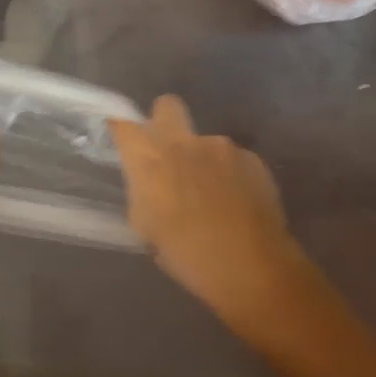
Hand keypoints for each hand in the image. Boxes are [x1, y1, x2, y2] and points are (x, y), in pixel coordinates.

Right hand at [109, 95, 309, 319]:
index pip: (122, 125)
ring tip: (215, 197)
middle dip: (165, 121)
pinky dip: (231, 176)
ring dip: (204, 161)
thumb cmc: (187, 255)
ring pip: (205, 142)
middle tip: (170, 154)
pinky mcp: (252, 159)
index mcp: (148, 157)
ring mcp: (220, 146)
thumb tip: (150, 186)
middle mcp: (182, 141)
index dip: (122, 132)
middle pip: (167, 106)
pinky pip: (233, 160)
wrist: (253, 270)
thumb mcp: (146, 227)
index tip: (125, 146)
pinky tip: (238, 204)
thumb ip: (143, 194)